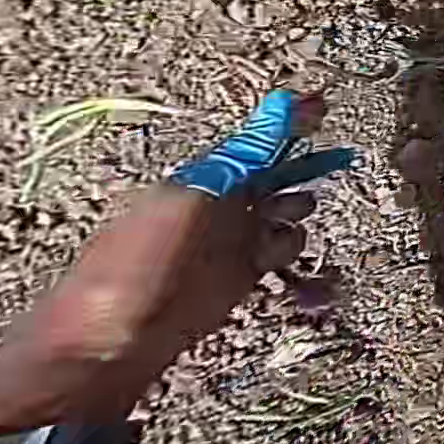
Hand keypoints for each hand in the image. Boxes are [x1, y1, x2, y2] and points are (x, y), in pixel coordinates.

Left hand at [0, 92, 351, 441]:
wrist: (111, 341)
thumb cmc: (143, 259)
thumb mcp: (195, 195)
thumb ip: (245, 153)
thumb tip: (283, 102)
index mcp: (204, 178)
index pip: (258, 141)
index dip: (290, 123)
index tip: (324, 104)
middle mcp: (224, 202)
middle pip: (279, 174)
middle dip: (301, 168)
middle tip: (332, 162)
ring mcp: (236, 237)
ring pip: (287, 211)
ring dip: (293, 212)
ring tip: (282, 224)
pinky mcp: (247, 271)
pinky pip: (284, 247)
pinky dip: (288, 246)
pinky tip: (273, 255)